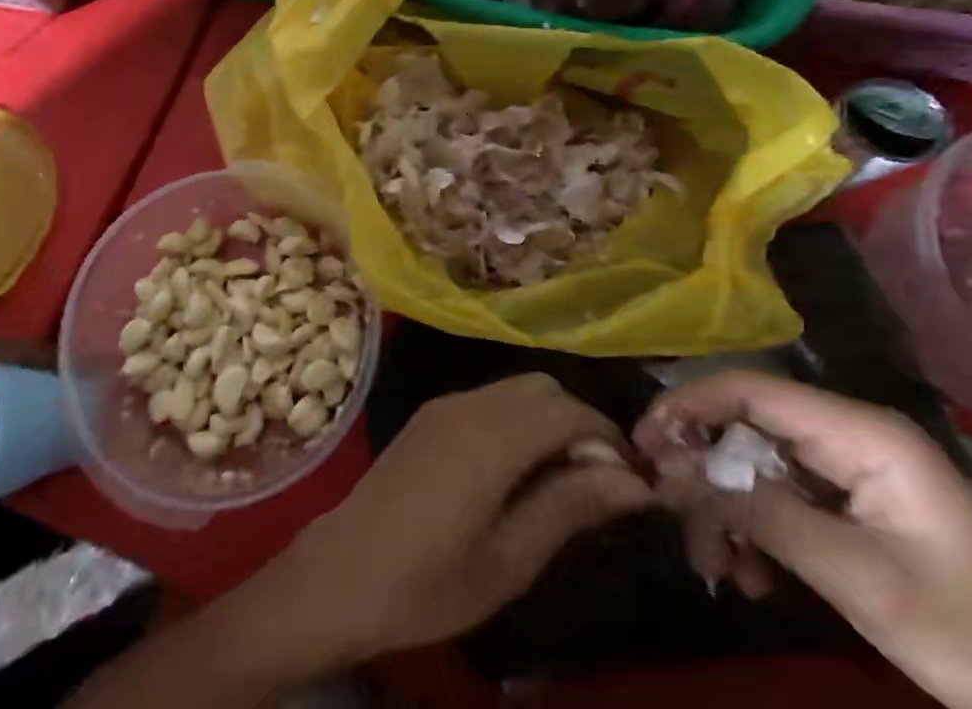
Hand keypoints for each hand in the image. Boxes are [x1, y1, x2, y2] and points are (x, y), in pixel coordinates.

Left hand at [251, 373, 653, 665]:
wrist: (338, 575)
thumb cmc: (426, 583)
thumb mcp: (508, 560)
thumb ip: (569, 507)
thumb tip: (633, 479)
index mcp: (491, 438)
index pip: (570, 410)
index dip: (608, 437)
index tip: (629, 481)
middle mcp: (468, 405)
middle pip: (544, 388)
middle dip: (579, 422)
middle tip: (593, 481)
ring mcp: (443, 406)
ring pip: (515, 389)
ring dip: (548, 419)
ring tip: (558, 479)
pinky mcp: (428, 416)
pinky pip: (489, 399)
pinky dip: (517, 419)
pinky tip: (514, 469)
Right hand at [635, 371, 971, 708]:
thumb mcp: (862, 579)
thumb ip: (764, 517)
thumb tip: (677, 477)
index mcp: (863, 435)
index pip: (751, 391)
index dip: (688, 405)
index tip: (641, 443)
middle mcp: (853, 440)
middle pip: (749, 429)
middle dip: (703, 471)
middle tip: (670, 517)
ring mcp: (857, 476)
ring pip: (761, 470)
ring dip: (728, 513)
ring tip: (721, 569)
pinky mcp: (861, 511)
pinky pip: (786, 503)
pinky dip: (757, 534)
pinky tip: (754, 577)